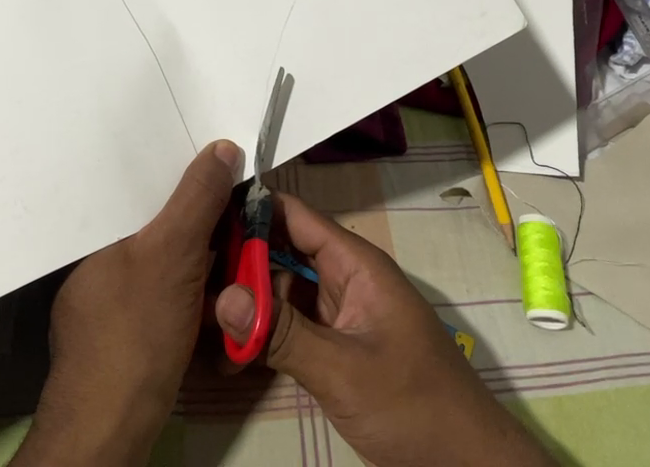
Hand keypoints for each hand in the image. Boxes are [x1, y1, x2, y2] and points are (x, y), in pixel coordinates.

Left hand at [10, 140, 241, 466]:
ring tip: (235, 228)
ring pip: (158, 256)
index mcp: (91, 231)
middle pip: (150, 219)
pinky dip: (188, 282)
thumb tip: (222, 147)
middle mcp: (91, 258)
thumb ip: (197, 199)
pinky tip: (216, 280)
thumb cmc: (136, 329)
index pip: (135, 184)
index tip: (217, 156)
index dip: (177, 169)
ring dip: (197, 247)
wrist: (113, 424)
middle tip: (236, 191)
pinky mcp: (123, 329)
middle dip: (193, 209)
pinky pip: (160, 288)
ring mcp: (105, 297)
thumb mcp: (173, 253)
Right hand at [216, 194, 556, 466]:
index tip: (199, 210)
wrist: (463, 461)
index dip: (251, 208)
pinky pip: (291, 323)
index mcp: (356, 264)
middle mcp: (346, 279)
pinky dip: (262, 329)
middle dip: (239, 255)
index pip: (296, 217)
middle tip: (185, 261)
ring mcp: (340, 313)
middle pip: (283, 250)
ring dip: (246, 296)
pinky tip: (225, 342)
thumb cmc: (411, 404)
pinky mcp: (335, 345)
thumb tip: (220, 295)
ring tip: (192, 298)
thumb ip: (281, 332)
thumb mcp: (343, 369)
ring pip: (283, 289)